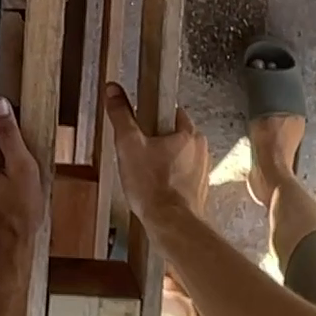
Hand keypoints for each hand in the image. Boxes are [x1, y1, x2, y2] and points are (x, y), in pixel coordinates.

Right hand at [103, 83, 205, 221]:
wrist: (170, 224)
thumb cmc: (153, 187)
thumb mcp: (128, 144)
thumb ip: (121, 115)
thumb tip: (114, 90)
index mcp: (188, 133)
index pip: (171, 111)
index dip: (153, 115)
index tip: (141, 123)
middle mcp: (200, 149)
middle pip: (174, 133)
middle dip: (156, 140)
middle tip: (137, 151)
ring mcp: (202, 170)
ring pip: (178, 155)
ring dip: (163, 160)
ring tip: (144, 171)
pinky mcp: (198, 189)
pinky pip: (181, 175)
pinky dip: (169, 178)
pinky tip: (153, 186)